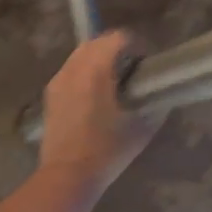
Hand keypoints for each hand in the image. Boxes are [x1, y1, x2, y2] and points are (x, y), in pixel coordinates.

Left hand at [39, 30, 163, 188]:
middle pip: (96, 41)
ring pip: (80, 54)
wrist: (67, 174)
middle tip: (133, 67)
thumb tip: (161, 94)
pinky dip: (84, 70)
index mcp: (96, 71)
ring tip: (114, 79)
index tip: (146, 61)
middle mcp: (74, 68)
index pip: (117, 38)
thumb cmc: (106, 151)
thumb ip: (154, 106)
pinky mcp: (51, 93)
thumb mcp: (140, 129)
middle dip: (116, 47)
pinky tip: (95, 92)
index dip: (135, 44)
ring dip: (98, 57)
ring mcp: (58, 80)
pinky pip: (69, 69)